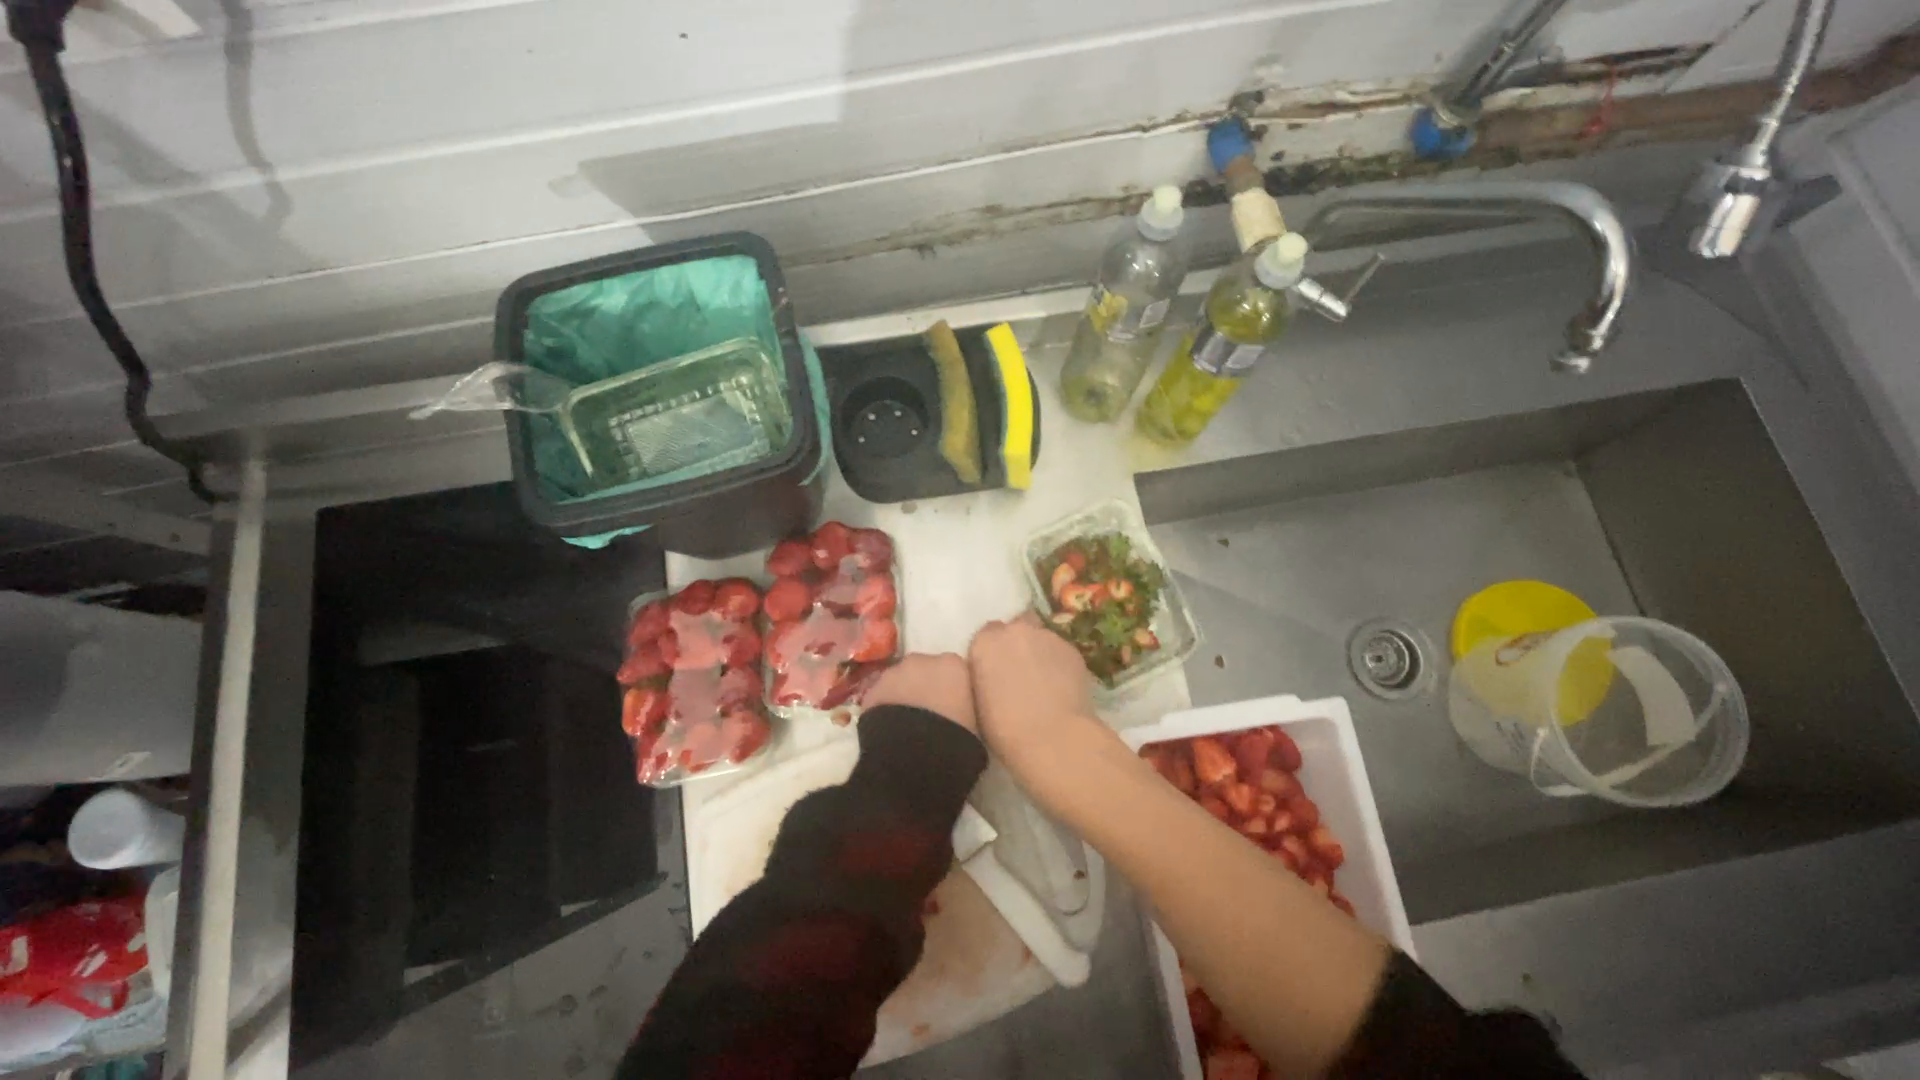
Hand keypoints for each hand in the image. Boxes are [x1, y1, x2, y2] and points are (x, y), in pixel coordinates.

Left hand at [861, 653, 977, 735]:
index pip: (955, 670)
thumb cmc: (955, 739)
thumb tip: (961, 716)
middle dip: (925, 686)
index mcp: (953, 665)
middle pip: (925, 670)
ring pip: (900, 681)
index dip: (953, 688)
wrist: (914, 755)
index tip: (953, 706)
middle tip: (929, 713)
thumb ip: (966, 710)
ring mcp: (892, 674)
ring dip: (903, 695)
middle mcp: (922, 661)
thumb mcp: (974, 724)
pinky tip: (889, 730)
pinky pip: (881, 697)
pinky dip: (885, 708)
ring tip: (906, 725)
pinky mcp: (870, 692)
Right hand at [967, 613, 1103, 768]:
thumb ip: (983, 674)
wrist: (1052, 737)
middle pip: (1016, 629)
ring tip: (1043, 683)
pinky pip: (1061, 652)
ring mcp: (1048, 637)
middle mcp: (1016, 631)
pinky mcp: (1073, 650)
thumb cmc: (1004, 728)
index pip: (987, 634)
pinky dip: (1059, 664)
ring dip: (1039, 653)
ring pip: (1041, 639)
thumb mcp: (977, 699)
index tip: (995, 670)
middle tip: (1020, 673)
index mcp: (986, 642)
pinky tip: (1061, 688)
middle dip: (1017, 645)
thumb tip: (994, 673)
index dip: (993, 651)